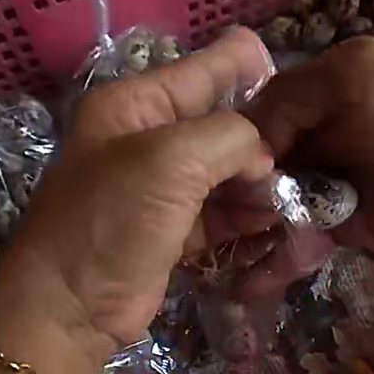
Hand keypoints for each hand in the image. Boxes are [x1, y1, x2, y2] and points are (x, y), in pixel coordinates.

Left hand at [0, 29, 280, 356]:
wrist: (72, 305)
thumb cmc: (112, 220)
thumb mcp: (171, 160)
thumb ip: (229, 137)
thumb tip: (263, 157)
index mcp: (135, 106)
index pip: (201, 71)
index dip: (245, 68)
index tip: (291, 80)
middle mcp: (146, 142)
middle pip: (217, 127)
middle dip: (259, 140)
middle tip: (301, 154)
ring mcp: (158, 191)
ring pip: (222, 174)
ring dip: (257, 183)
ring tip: (295, 191)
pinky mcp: (170, 233)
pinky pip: (217, 214)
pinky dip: (243, 216)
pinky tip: (274, 218)